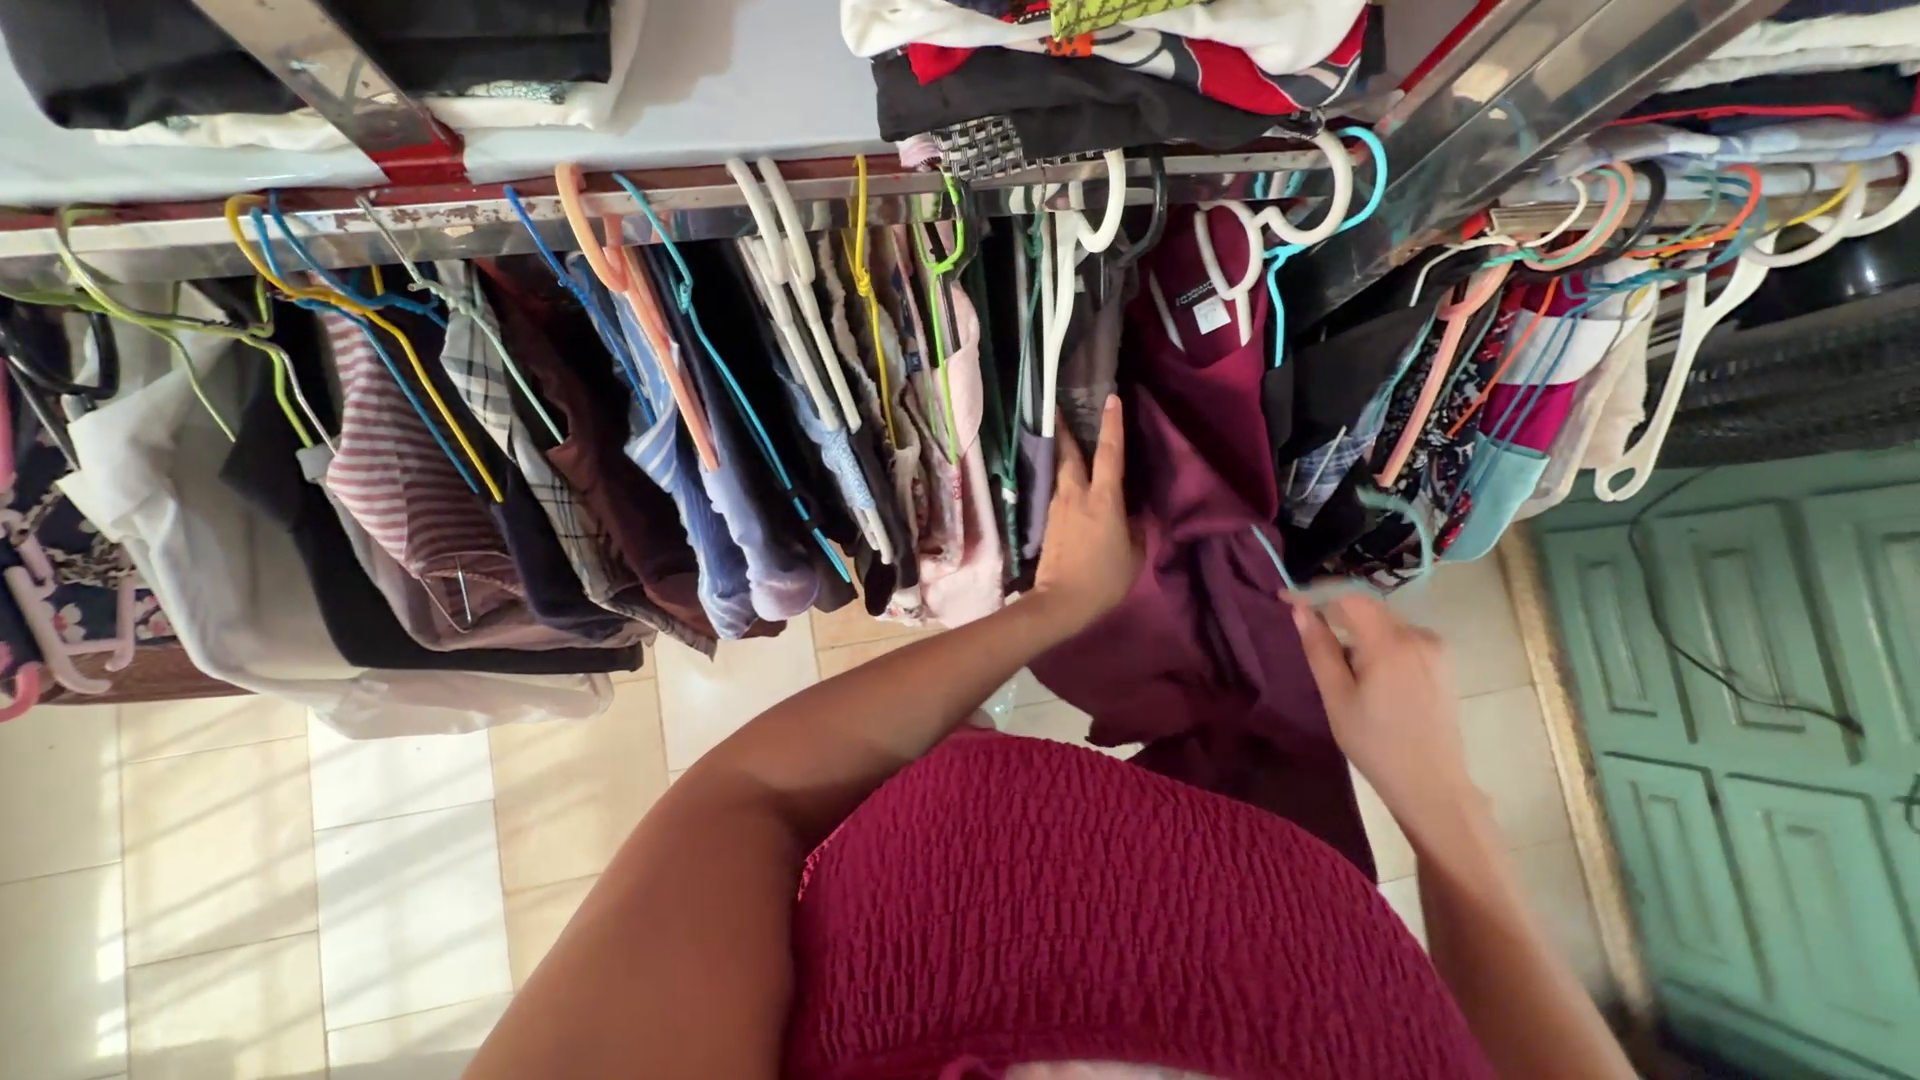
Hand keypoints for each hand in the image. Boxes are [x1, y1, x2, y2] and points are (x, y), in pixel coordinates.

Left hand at [1029, 395, 1144, 636]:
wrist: (1060, 602)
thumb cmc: (1103, 579)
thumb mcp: (1133, 554)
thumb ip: (1134, 528)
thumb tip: (1131, 515)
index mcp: (1103, 500)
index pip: (1110, 453)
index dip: (1112, 424)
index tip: (1111, 398)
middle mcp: (1076, 495)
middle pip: (1069, 453)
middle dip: (1066, 428)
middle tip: (1061, 407)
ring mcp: (1058, 507)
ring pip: (1061, 472)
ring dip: (1065, 454)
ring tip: (1069, 440)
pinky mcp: (1048, 521)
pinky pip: (1059, 491)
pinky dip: (1065, 480)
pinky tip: (1071, 483)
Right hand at [1292, 594, 1479, 822]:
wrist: (1431, 783)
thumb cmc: (1375, 744)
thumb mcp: (1337, 697)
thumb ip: (1319, 649)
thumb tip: (1301, 611)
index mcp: (1389, 644)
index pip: (1349, 598)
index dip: (1316, 593)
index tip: (1286, 599)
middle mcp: (1418, 636)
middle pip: (1369, 608)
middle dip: (1336, 614)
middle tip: (1310, 637)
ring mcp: (1436, 649)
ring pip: (1386, 623)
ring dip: (1359, 632)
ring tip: (1344, 669)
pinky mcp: (1443, 662)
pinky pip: (1403, 639)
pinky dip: (1380, 645)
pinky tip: (1372, 676)